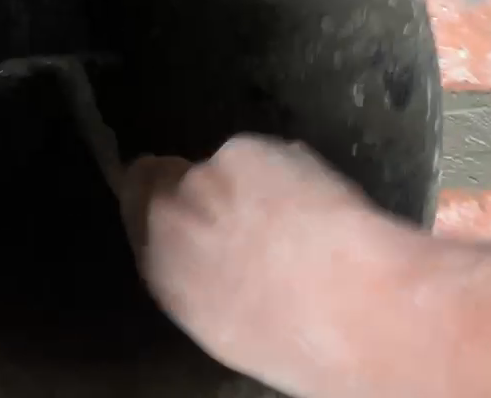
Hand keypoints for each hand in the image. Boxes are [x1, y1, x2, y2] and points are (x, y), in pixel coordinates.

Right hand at [121, 136, 412, 382]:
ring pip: (228, 169)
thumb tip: (212, 257)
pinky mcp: (243, 148)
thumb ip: (201, 275)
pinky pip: (264, 155)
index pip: (137, 206)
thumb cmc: (297, 343)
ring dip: (255, 185)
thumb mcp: (229, 327)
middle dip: (207, 192)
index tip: (194, 212)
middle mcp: (166, 213)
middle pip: (173, 181)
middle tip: (256, 220)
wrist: (352, 306)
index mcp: (159, 268)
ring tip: (301, 223)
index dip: (161, 201)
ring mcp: (203, 175)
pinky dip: (288, 172)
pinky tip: (320, 205)